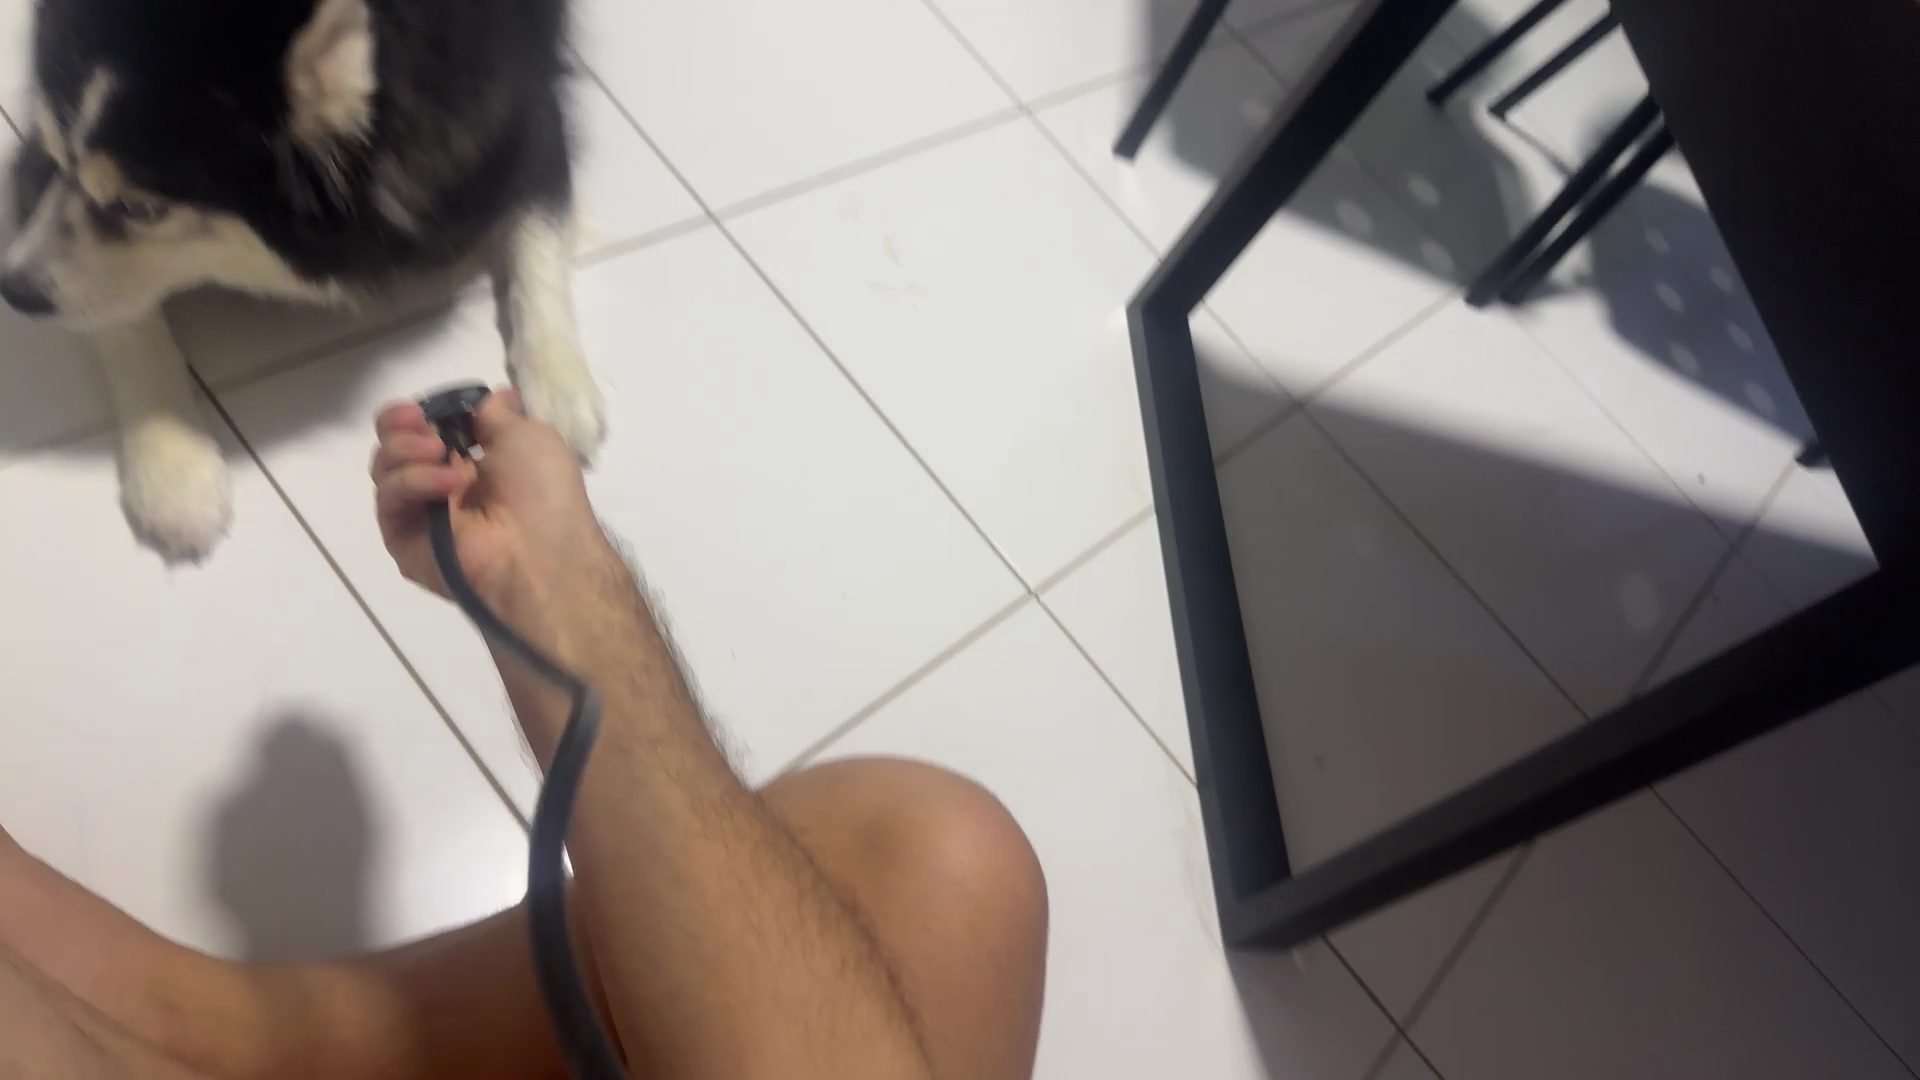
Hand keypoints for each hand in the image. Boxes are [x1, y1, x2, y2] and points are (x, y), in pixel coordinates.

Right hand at [371, 387, 610, 615]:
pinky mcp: (403, 537)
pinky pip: (390, 498)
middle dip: (400, 427)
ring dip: (407, 451)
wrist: (541, 548)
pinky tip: (448, 482)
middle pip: (394, 445)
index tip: (424, 407)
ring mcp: (422, 513)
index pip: (427, 430)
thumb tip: (499, 394)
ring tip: (441, 453)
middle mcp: (446, 486)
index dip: (419, 414)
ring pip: (385, 468)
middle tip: (423, 428)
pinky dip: (414, 482)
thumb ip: (501, 416)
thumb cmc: (544, 489)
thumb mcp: (530, 437)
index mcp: (479, 463)